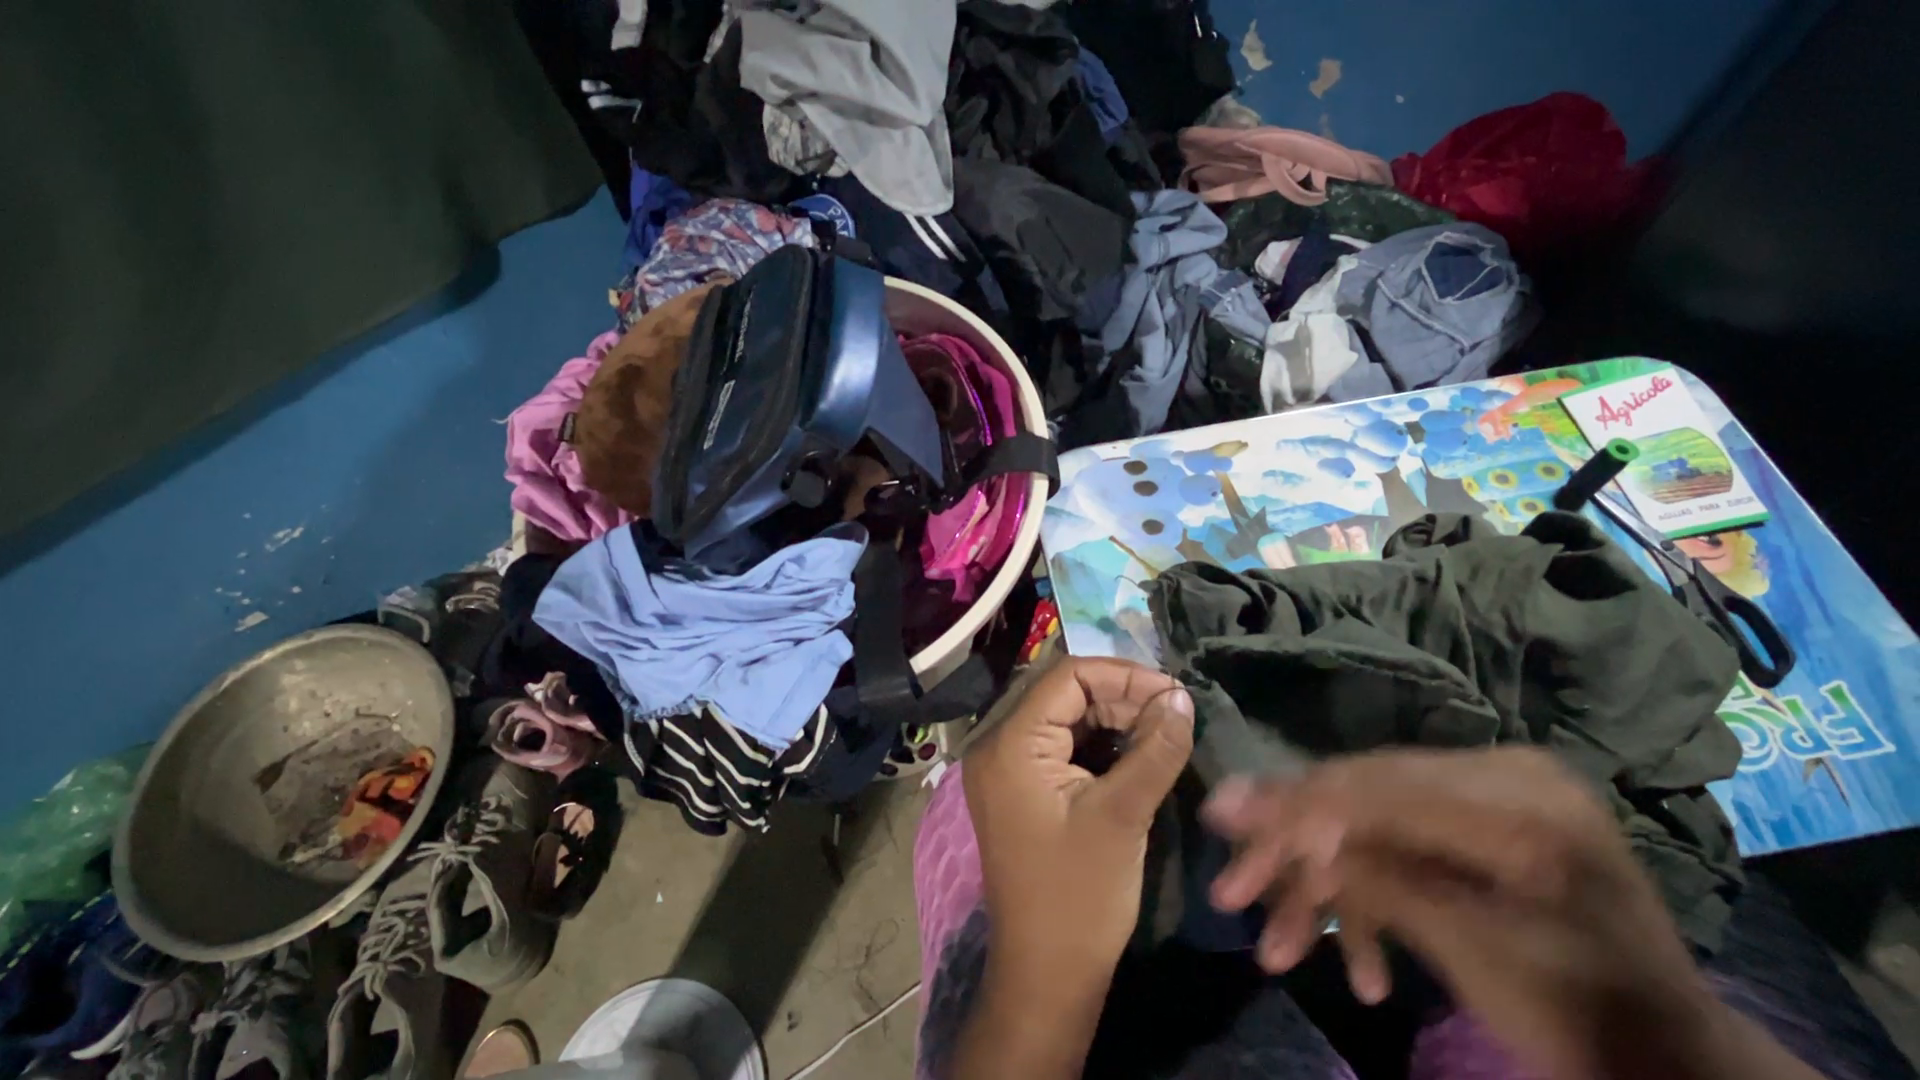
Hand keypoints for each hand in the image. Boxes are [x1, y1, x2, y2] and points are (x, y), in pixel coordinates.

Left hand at [963, 656, 1194, 979]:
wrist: (1046, 973)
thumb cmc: (1080, 896)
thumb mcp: (1124, 815)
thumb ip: (1154, 749)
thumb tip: (1182, 697)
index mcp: (1009, 743)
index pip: (1068, 676)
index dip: (1125, 675)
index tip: (1175, 694)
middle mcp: (997, 745)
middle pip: (1063, 692)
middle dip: (1122, 696)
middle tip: (1174, 716)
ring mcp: (1005, 768)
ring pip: (1065, 717)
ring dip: (1114, 719)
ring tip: (1163, 733)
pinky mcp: (1019, 789)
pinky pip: (1060, 746)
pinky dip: (1099, 743)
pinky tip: (1137, 754)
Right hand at [1203, 748, 1814, 1079]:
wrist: (1671, 1064)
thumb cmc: (1580, 1006)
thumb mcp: (1468, 941)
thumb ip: (1371, 870)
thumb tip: (1274, 817)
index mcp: (1515, 793)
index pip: (1376, 783)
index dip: (1294, 804)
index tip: (1222, 816)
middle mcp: (1499, 777)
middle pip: (1363, 800)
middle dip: (1296, 856)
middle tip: (1232, 889)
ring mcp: (1490, 806)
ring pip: (1372, 830)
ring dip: (1327, 891)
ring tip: (1277, 947)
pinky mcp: (1479, 838)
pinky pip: (1403, 853)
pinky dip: (1372, 904)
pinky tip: (1358, 968)